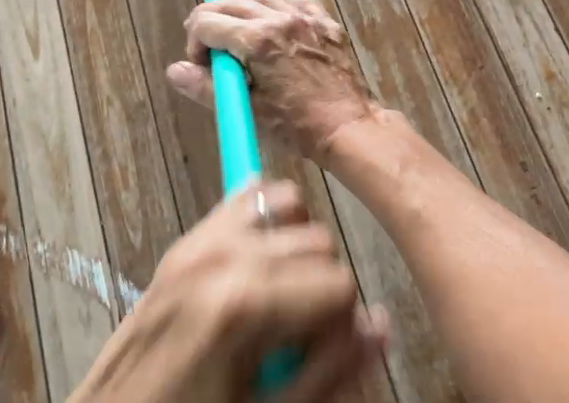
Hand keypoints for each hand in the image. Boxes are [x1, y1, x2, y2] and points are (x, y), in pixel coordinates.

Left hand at [70, 180, 387, 402]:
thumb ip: (330, 372)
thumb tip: (382, 326)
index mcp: (244, 302)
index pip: (340, 283)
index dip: (340, 327)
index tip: (319, 358)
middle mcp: (224, 255)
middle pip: (320, 241)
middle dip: (322, 288)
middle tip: (297, 339)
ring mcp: (200, 240)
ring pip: (290, 204)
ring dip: (297, 247)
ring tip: (279, 301)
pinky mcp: (186, 239)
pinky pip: (247, 195)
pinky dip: (265, 217)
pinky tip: (259, 265)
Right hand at [168, 0, 379, 162]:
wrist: (349, 125)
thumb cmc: (296, 125)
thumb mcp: (247, 108)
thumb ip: (207, 87)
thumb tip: (175, 70)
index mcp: (257, 39)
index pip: (207, 21)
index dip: (194, 42)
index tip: (200, 64)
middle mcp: (280, 18)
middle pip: (230, 1)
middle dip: (211, 20)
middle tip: (209, 48)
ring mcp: (306, 17)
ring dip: (241, 10)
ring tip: (234, 33)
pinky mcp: (325, 22)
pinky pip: (293, 3)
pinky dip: (276, 10)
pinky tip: (272, 27)